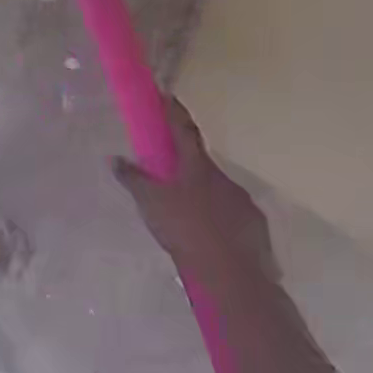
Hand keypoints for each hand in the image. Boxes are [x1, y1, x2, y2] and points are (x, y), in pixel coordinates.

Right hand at [113, 99, 278, 284]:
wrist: (234, 278)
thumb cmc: (185, 230)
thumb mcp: (149, 203)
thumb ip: (132, 178)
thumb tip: (115, 158)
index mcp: (197, 166)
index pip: (183, 129)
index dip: (173, 110)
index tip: (166, 94)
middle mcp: (224, 178)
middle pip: (200, 163)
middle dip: (184, 165)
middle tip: (166, 176)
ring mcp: (244, 204)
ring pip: (217, 191)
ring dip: (201, 196)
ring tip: (185, 217)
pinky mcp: (257, 229)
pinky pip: (232, 216)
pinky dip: (218, 220)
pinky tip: (206, 237)